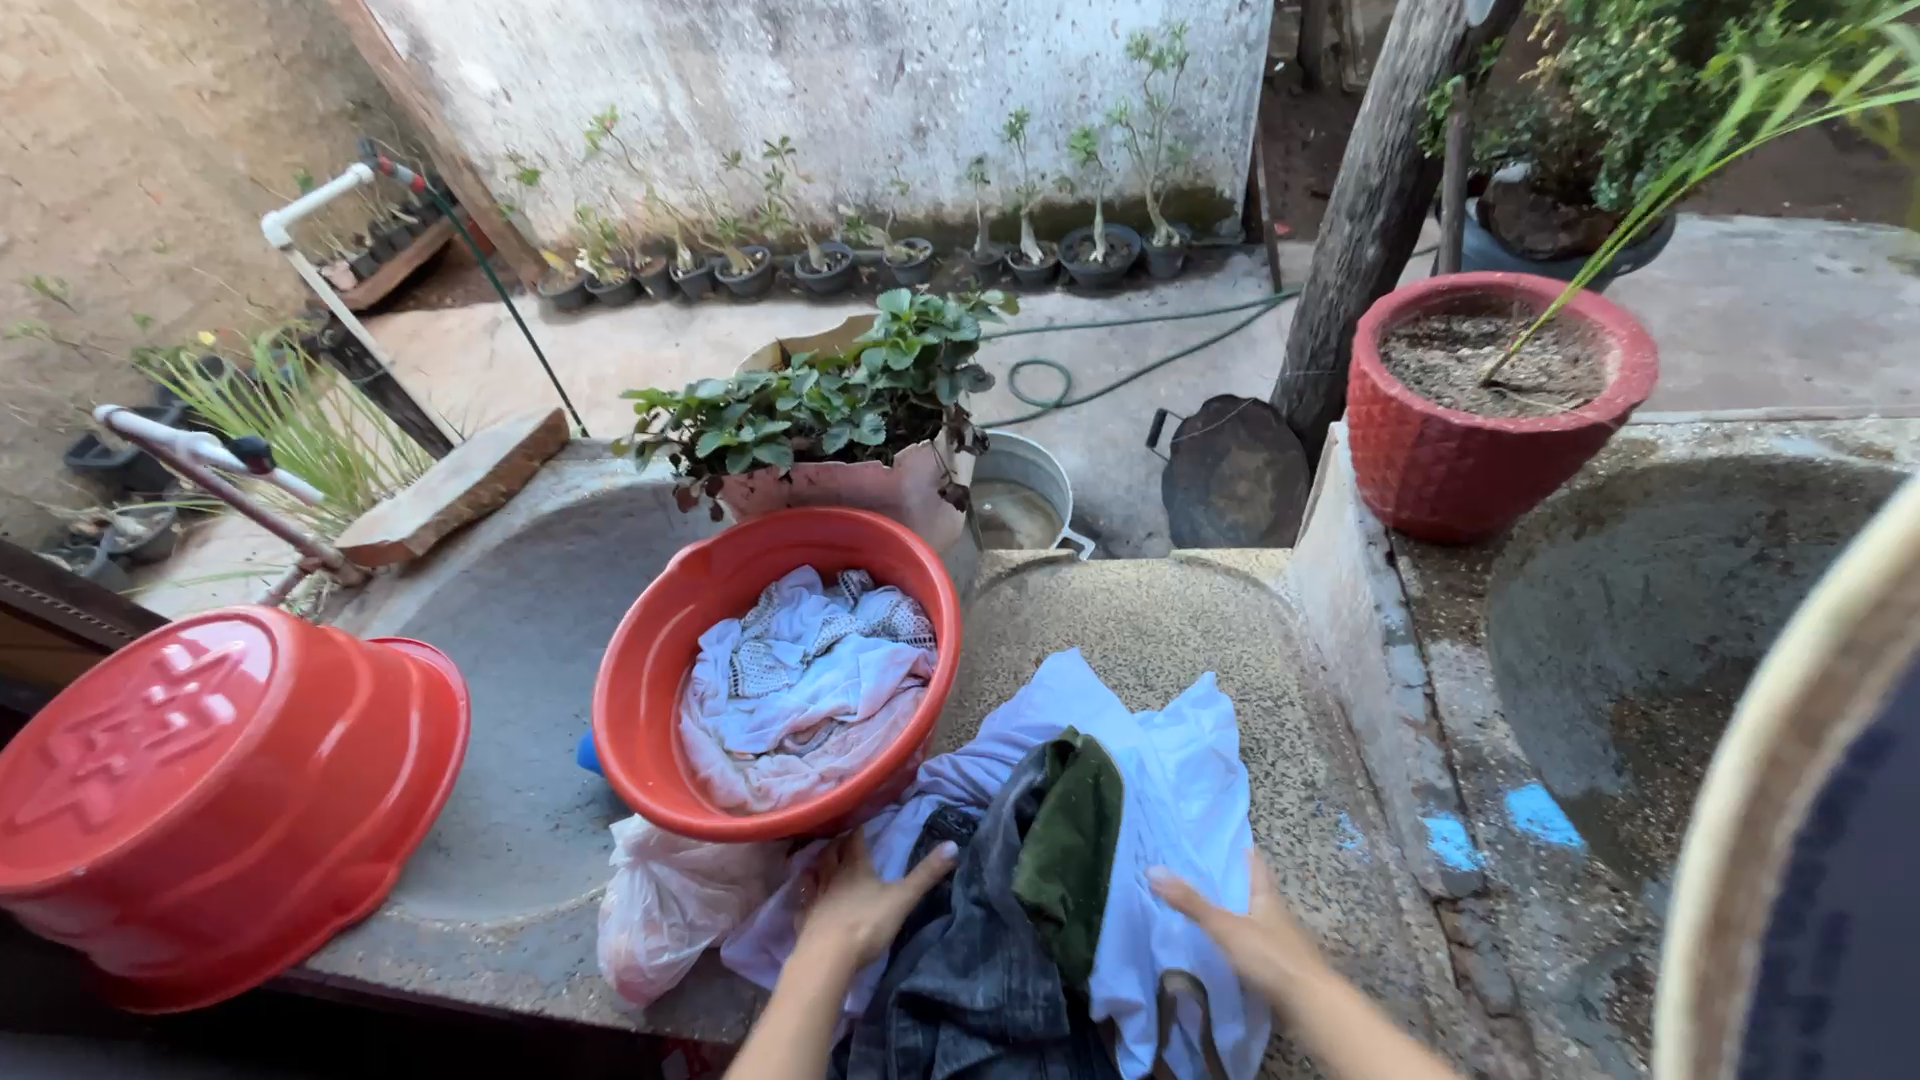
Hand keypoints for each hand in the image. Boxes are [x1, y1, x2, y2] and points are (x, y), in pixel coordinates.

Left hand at [794, 830, 958, 969]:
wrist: (828, 958)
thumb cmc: (867, 924)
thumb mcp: (903, 898)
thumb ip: (926, 874)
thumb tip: (954, 845)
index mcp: (857, 868)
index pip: (855, 842)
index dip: (858, 832)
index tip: (860, 824)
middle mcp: (833, 877)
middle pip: (831, 854)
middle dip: (836, 845)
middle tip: (839, 840)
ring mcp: (815, 899)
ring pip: (814, 874)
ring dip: (816, 865)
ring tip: (819, 862)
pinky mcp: (803, 921)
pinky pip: (802, 902)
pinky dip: (803, 896)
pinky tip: (804, 898)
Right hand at [1149, 848, 1325, 1005]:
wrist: (1312, 1005)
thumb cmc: (1269, 957)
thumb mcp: (1224, 927)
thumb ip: (1190, 903)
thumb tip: (1153, 870)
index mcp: (1267, 900)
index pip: (1258, 870)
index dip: (1251, 857)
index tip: (1244, 845)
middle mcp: (1280, 918)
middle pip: (1263, 896)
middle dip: (1248, 888)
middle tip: (1227, 879)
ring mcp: (1287, 947)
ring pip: (1266, 925)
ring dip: (1251, 920)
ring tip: (1229, 917)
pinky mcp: (1288, 973)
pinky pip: (1267, 952)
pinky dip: (1254, 949)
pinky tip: (1242, 956)